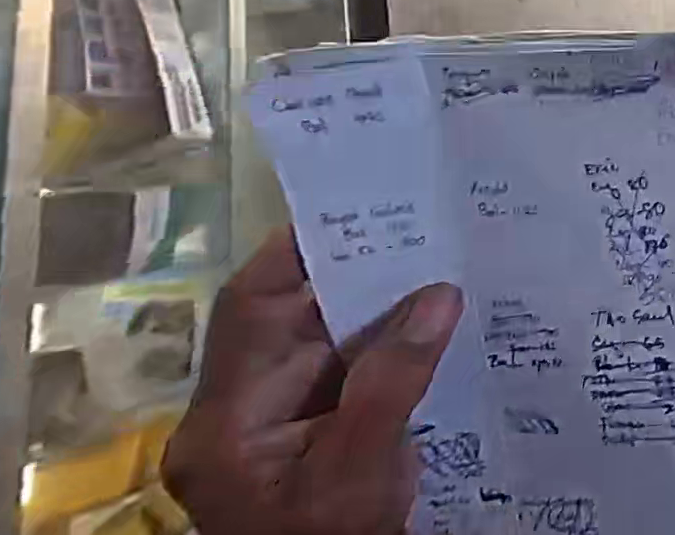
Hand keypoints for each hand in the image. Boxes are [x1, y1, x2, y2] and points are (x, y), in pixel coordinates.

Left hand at [162, 229, 463, 534]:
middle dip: (360, 263)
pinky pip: (361, 350)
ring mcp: (287, 409)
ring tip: (443, 253)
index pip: (253, 307)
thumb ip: (392, 381)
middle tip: (425, 220)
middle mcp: (251, 402)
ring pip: (336, 326)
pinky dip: (399, 327)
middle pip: (298, 307)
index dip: (299, 249)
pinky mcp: (324, 413)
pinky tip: (439, 310)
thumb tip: (441, 293)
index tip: (360, 203)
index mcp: (231, 417)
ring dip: (387, 293)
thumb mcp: (357, 472)